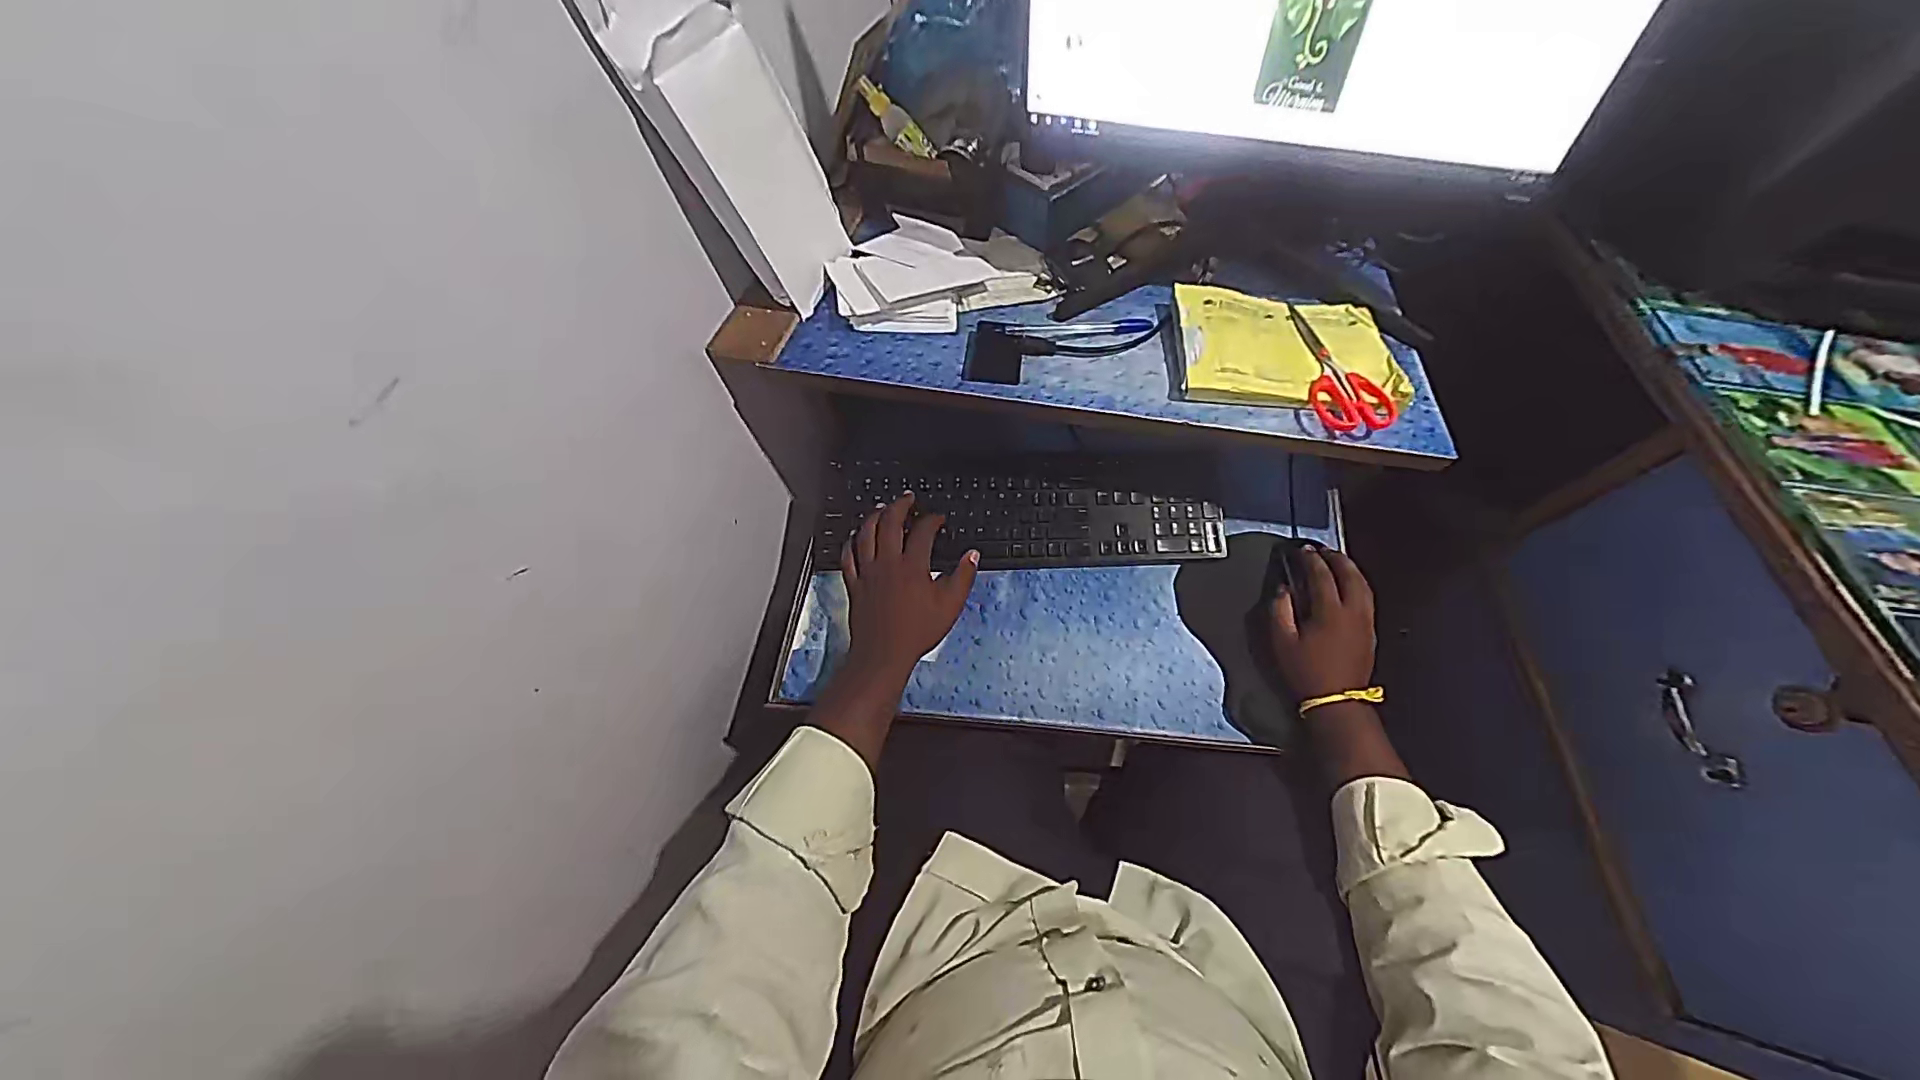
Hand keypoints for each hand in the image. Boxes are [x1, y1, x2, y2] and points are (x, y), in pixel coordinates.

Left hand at [812, 493, 978, 770]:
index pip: (922, 531)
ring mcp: (868, 573)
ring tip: (881, 508)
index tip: (938, 518)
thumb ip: (963, 577)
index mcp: (912, 566)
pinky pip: (848, 556)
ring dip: (873, 517)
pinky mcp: (855, 584)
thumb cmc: (916, 633)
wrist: (883, 654)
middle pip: (889, 522)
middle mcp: (887, 564)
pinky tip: (855, 538)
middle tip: (907, 499)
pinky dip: (851, 542)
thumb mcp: (950, 605)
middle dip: (899, 505)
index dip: (932, 520)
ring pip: (865, 534)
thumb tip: (972, 556)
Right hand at [1268, 545, 1374, 699]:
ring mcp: (1366, 621)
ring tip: (1337, 561)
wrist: (1335, 700)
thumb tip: (1283, 589)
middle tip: (1322, 550)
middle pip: (1350, 575)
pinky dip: (1357, 583)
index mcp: (1329, 611)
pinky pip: (1367, 597)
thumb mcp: (1281, 641)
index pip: (1321, 575)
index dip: (1310, 560)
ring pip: (1364, 585)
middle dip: (1336, 558)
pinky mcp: (1370, 631)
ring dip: (1350, 569)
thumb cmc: (1304, 671)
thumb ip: (1280, 610)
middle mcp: (1353, 611)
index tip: (1301, 551)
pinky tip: (1349, 585)